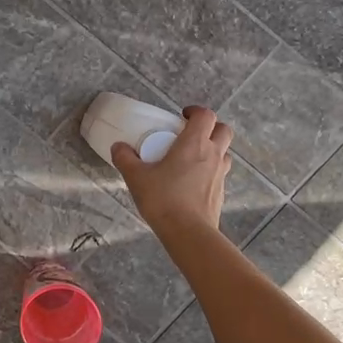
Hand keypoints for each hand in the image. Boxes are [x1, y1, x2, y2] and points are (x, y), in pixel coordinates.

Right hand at [112, 107, 232, 234]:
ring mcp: (220, 174)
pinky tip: (192, 182)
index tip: (181, 116)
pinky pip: (219, 173)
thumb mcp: (136, 177)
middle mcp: (213, 154)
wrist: (187, 232)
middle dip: (210, 127)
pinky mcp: (221, 192)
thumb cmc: (163, 199)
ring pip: (224, 152)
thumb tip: (118, 146)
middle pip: (223, 130)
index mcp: (194, 144)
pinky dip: (210, 171)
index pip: (205, 115)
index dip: (195, 111)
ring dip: (213, 149)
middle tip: (191, 135)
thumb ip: (125, 159)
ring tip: (193, 158)